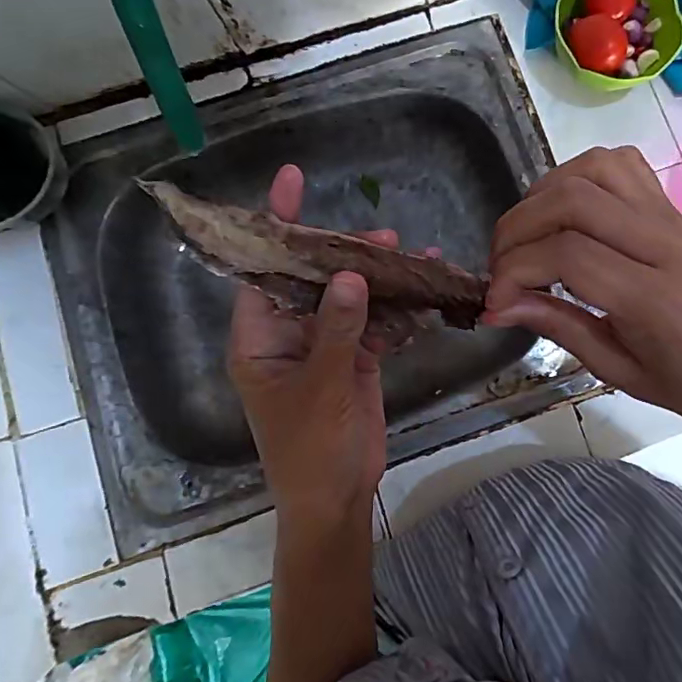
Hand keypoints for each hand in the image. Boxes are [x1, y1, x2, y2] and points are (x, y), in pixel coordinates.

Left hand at [228, 165, 388, 524]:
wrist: (335, 500)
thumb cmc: (311, 449)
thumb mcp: (321, 388)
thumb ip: (336, 330)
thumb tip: (350, 275)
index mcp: (258, 336)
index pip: (263, 270)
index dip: (275, 226)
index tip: (291, 181)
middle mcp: (286, 334)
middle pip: (312, 278)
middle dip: (342, 254)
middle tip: (381, 236)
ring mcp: (321, 346)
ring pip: (347, 298)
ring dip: (375, 278)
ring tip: (409, 255)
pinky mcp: (352, 360)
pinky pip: (372, 324)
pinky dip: (395, 309)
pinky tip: (423, 289)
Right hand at [482, 146, 681, 434]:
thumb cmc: (673, 376)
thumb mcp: (608, 366)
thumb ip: (551, 323)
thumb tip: (492, 304)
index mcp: (659, 300)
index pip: (569, 256)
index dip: (515, 270)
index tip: (494, 299)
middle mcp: (668, 245)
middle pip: (573, 202)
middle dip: (516, 230)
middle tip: (500, 264)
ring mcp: (670, 217)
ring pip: (590, 171)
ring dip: (539, 198)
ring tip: (525, 236)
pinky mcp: (666, 203)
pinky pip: (615, 162)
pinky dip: (572, 176)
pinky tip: (558, 211)